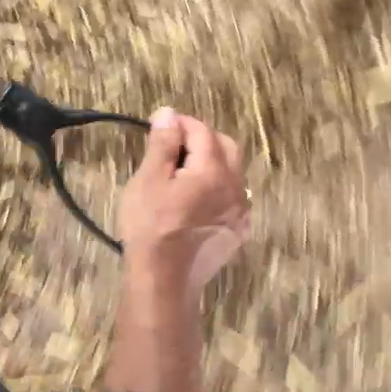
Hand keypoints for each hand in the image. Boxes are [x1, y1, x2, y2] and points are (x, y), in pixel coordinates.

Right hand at [117, 107, 249, 292]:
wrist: (164, 278)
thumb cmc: (150, 223)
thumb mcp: (149, 178)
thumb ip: (163, 144)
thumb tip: (169, 113)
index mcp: (214, 173)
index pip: (204, 132)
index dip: (181, 122)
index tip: (158, 124)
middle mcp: (237, 190)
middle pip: (227, 148)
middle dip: (201, 138)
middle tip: (170, 143)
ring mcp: (241, 214)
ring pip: (232, 173)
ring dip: (209, 162)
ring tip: (177, 171)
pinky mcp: (237, 233)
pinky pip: (232, 197)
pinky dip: (214, 186)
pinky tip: (190, 198)